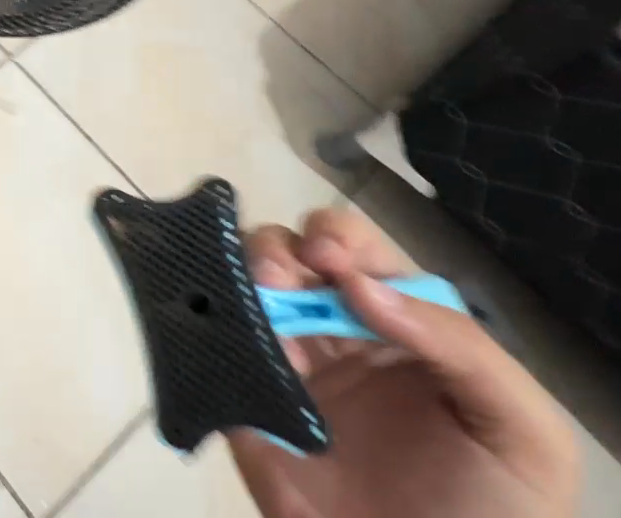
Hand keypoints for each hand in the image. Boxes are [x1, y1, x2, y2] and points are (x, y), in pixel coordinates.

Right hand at [229, 208, 579, 517]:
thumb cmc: (487, 507)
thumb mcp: (520, 432)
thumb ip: (461, 348)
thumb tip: (356, 287)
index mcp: (401, 329)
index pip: (363, 256)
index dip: (340, 239)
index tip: (328, 259)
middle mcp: (332, 331)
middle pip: (291, 256)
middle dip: (281, 249)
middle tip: (284, 275)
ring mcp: (279, 357)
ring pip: (243, 284)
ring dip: (243, 274)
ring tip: (261, 299)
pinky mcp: (235, 387)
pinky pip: (211, 339)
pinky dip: (210, 317)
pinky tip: (237, 335)